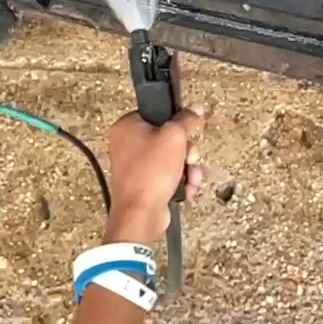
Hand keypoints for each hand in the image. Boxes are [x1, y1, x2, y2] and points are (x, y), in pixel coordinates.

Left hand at [104, 110, 206, 243]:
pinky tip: (188, 188)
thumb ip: (186, 119)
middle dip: (186, 150)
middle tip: (189, 156)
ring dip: (188, 168)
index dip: (176, 122)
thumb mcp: (174, 137)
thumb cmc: (149, 174)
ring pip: (172, 158)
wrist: (141, 214)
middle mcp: (127, 145)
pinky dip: (181, 181)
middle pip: (168, 138)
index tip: (187, 128)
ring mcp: (135, 166)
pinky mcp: (144, 184)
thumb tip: (195, 109)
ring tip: (191, 176)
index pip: (158, 113)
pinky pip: (169, 176)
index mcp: (127, 126)